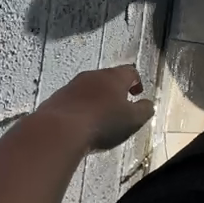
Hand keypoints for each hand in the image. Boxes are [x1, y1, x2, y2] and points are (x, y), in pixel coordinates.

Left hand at [35, 65, 155, 151]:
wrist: (59, 131)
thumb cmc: (102, 123)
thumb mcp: (133, 120)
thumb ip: (144, 110)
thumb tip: (148, 104)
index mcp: (114, 77)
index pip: (130, 71)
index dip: (136, 81)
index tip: (137, 93)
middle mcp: (92, 76)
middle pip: (107, 78)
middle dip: (115, 90)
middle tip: (120, 105)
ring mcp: (70, 87)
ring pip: (88, 89)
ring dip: (96, 99)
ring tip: (100, 117)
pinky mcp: (55, 100)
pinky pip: (72, 101)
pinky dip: (80, 109)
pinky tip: (81, 124)